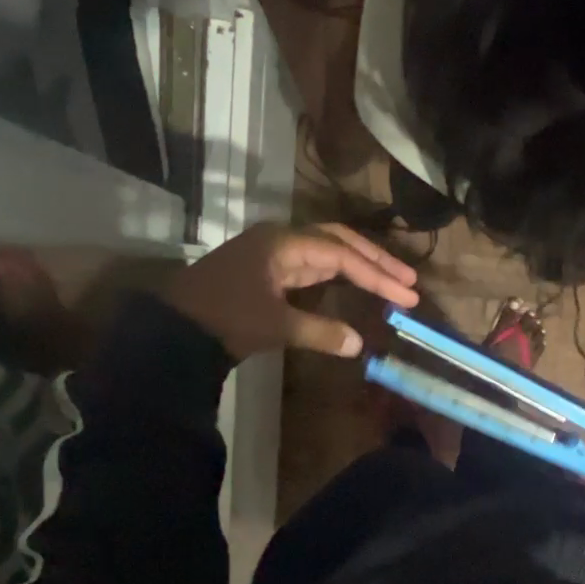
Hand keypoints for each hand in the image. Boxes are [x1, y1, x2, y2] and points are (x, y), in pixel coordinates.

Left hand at [164, 223, 419, 358]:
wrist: (175, 327)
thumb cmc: (224, 319)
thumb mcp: (275, 326)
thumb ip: (319, 332)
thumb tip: (359, 343)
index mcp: (284, 244)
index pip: (342, 254)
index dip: (377, 275)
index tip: (407, 294)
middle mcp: (282, 240)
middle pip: (339, 241)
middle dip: (376, 262)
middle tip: (409, 281)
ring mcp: (274, 255)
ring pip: (328, 252)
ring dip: (360, 266)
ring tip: (393, 282)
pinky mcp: (269, 272)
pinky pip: (314, 266)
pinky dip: (340, 275)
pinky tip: (357, 287)